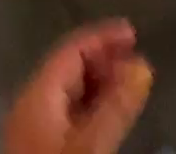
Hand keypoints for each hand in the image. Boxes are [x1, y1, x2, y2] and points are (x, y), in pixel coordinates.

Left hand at [4, 19, 152, 153]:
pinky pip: (72, 115)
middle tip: (139, 59)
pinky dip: (95, 108)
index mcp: (37, 95)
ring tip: (133, 84)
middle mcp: (33, 106)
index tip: (135, 33)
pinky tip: (114, 115)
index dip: (103, 38)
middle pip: (70, 69)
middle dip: (104, 60)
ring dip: (102, 84)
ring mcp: (36, 130)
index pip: (71, 51)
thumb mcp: (90, 146)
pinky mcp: (44, 150)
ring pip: (71, 93)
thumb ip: (116, 106)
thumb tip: (143, 65)